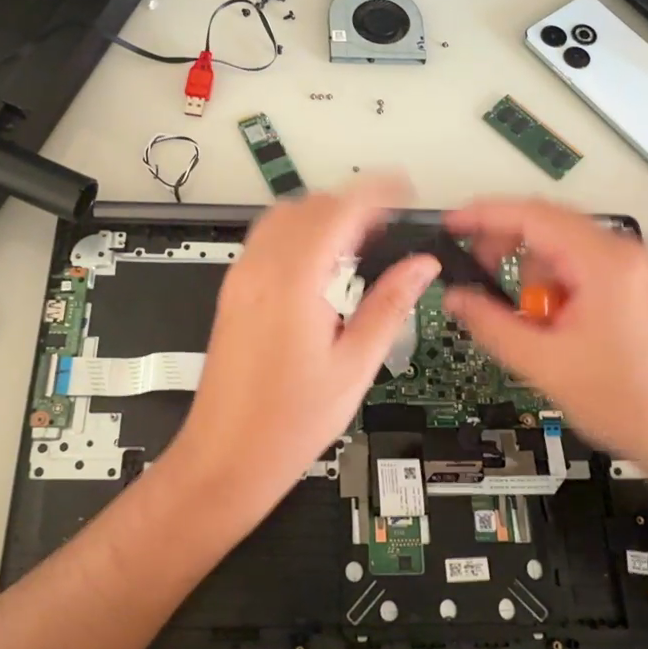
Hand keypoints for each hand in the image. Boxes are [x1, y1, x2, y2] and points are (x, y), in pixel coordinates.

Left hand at [169, 175, 439, 516]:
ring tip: (361, 241)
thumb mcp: (354, 367)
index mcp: (294, 282)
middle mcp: (260, 271)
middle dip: (352, 203)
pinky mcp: (233, 295)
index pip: (339, 210)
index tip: (405, 191)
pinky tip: (323, 266)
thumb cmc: (288, 423)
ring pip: (283, 217)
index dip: (377, 192)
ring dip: (323, 216)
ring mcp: (241, 281)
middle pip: (309, 205)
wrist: (226, 457)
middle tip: (390, 224)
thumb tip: (421, 268)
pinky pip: (266, 241)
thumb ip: (389, 307)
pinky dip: (299, 234)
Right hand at [442, 198, 647, 487]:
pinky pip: (581, 271)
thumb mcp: (543, 364)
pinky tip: (551, 327)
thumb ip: (491, 324)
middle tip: (475, 277)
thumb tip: (455, 297)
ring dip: (533, 277)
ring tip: (528, 323)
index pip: (532, 216)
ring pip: (562, 251)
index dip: (484, 216)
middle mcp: (623, 254)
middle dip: (505, 249)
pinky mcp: (635, 288)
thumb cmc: (626, 403)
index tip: (451, 225)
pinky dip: (556, 289)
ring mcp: (633, 270)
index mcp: (604, 263)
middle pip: (547, 227)